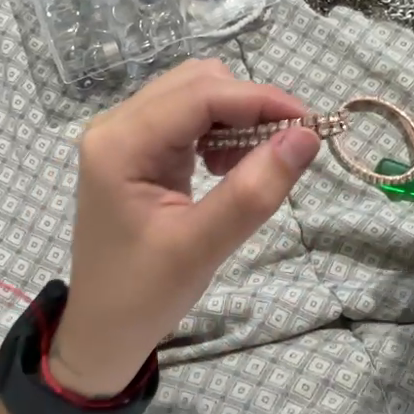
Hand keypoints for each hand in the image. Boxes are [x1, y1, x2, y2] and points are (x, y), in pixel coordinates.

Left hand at [51, 60, 320, 395]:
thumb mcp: (202, 247)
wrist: (102, 329)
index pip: (200, 95)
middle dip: (249, 107)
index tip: (311, 124)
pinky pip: (186, 120)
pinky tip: (228, 168)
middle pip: (196, 84)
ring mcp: (123, 135)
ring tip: (253, 165)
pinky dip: (219, 133)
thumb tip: (305, 138)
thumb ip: (253, 190)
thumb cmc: (144, 295)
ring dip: (235, 119)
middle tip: (286, 149)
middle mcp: (116, 126)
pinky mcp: (135, 149)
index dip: (260, 100)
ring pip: (194, 96)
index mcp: (120, 144)